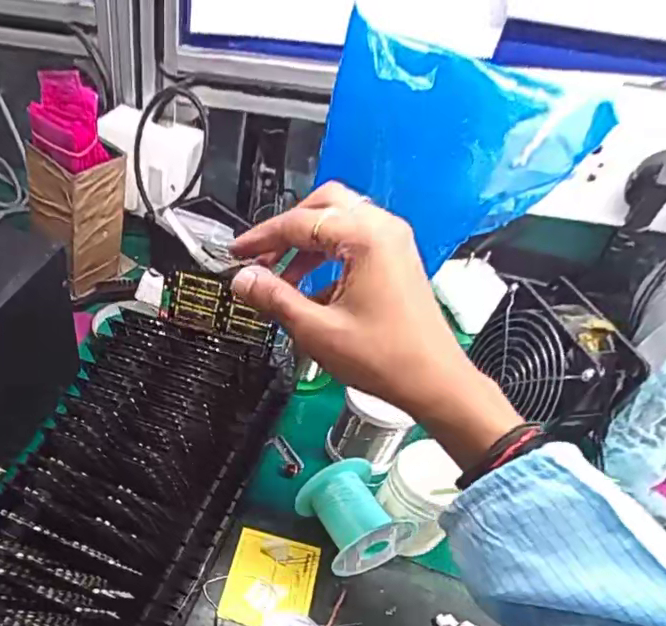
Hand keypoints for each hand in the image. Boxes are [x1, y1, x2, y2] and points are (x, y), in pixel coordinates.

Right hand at [229, 182, 522, 466]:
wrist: (429, 379)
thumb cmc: (382, 357)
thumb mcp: (315, 330)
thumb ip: (274, 299)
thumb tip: (243, 280)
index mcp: (365, 238)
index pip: (299, 222)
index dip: (261, 237)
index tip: (237, 254)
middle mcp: (382, 230)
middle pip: (321, 207)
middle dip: (284, 231)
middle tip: (258, 259)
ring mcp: (391, 244)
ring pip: (336, 224)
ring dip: (303, 246)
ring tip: (278, 280)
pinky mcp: (393, 262)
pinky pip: (351, 245)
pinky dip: (323, 258)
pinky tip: (306, 292)